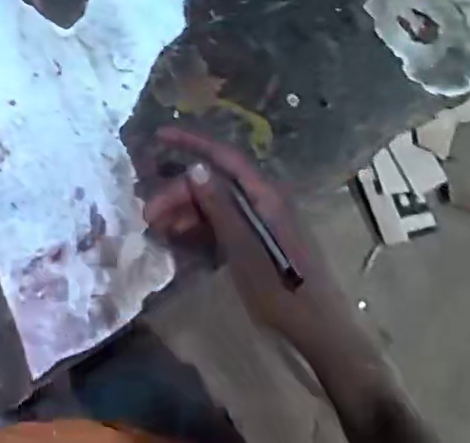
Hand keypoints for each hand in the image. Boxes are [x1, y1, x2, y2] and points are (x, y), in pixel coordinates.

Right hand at [142, 127, 353, 346]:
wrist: (321, 333)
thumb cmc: (283, 290)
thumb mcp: (244, 249)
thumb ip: (220, 207)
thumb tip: (194, 167)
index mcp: (265, 194)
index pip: (224, 155)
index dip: (191, 141)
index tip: (160, 135)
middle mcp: (264, 199)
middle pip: (215, 181)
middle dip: (179, 192)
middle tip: (149, 213)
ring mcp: (262, 219)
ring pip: (216, 202)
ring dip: (185, 210)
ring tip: (157, 228)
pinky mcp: (258, 238)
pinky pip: (223, 221)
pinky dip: (199, 226)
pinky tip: (178, 237)